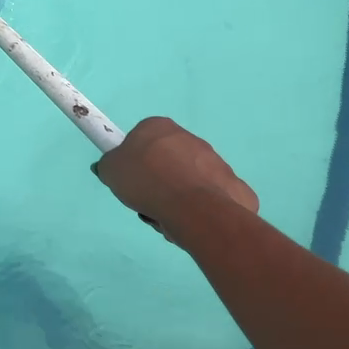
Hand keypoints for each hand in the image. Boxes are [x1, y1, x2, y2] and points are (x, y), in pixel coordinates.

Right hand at [93, 117, 258, 235]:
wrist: (193, 209)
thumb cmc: (147, 181)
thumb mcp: (111, 171)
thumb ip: (110, 166)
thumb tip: (112, 169)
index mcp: (159, 127)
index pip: (144, 139)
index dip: (137, 160)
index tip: (134, 178)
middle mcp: (191, 138)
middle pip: (170, 160)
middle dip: (160, 180)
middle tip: (149, 200)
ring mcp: (219, 163)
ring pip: (192, 180)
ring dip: (181, 196)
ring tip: (170, 216)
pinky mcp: (238, 188)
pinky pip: (217, 198)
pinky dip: (206, 209)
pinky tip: (195, 221)